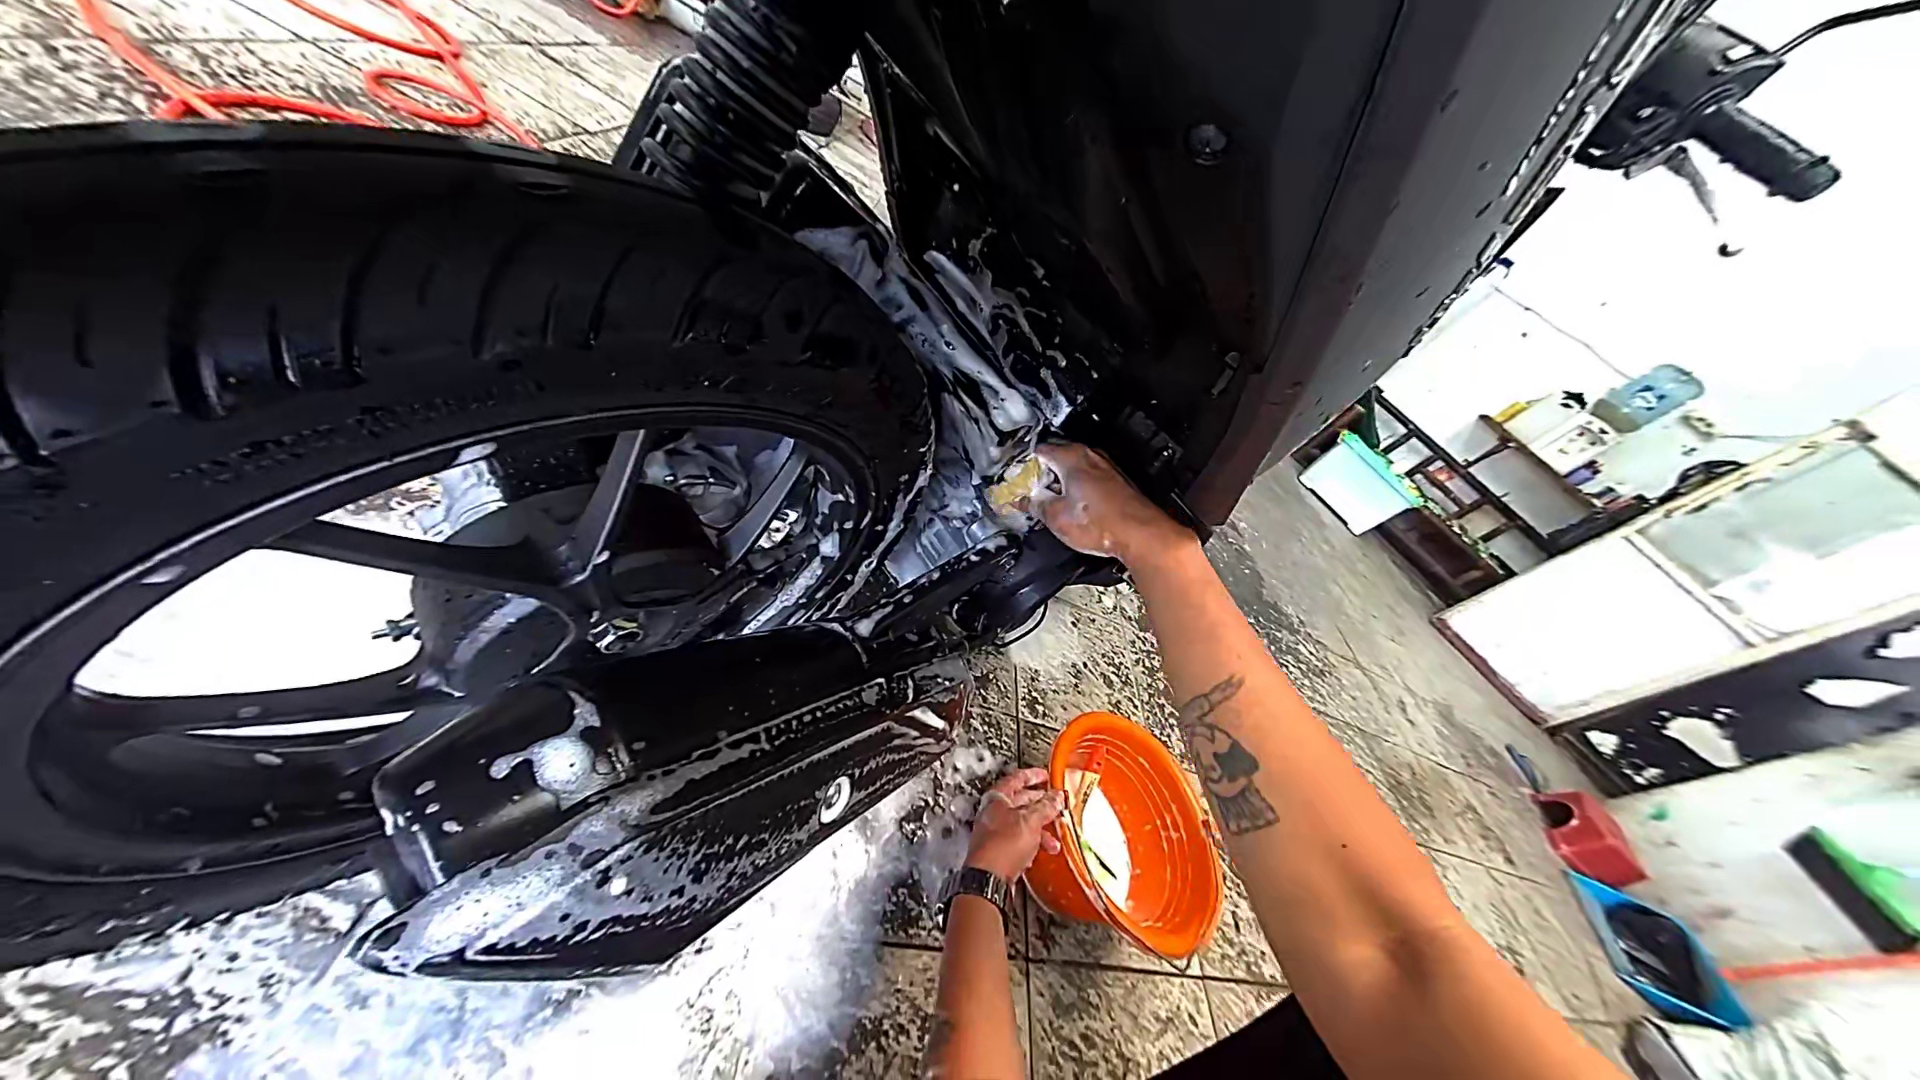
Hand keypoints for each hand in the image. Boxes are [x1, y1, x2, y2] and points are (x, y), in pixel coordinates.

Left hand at [965, 768, 1067, 880]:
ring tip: (1055, 836)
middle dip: (1041, 804)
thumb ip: (1045, 807)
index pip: (1017, 779)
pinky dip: (1033, 843)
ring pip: (1022, 823)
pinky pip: (1019, 841)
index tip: (1044, 775)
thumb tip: (1056, 797)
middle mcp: (993, 813)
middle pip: (1021, 801)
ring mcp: (994, 832)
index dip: (1033, 776)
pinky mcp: (998, 851)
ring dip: (1040, 828)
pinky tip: (1043, 850)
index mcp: (997, 798)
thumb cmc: (1002, 846)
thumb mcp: (1031, 821)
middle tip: (1056, 804)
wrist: (989, 879)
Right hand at [1034, 442, 1196, 566]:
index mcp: (1071, 457)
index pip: (1038, 450)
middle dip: (1043, 474)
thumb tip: (1025, 501)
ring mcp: (1106, 468)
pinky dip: (1080, 490)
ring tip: (1054, 504)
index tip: (1018, 480)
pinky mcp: (1117, 483)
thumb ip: (1035, 505)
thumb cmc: (1104, 523)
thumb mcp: (1055, 518)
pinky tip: (1077, 509)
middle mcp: (1090, 456)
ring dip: (1062, 483)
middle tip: (1032, 493)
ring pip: (1075, 469)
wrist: (1141, 535)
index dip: (1025, 466)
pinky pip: (1090, 480)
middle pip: (1058, 457)